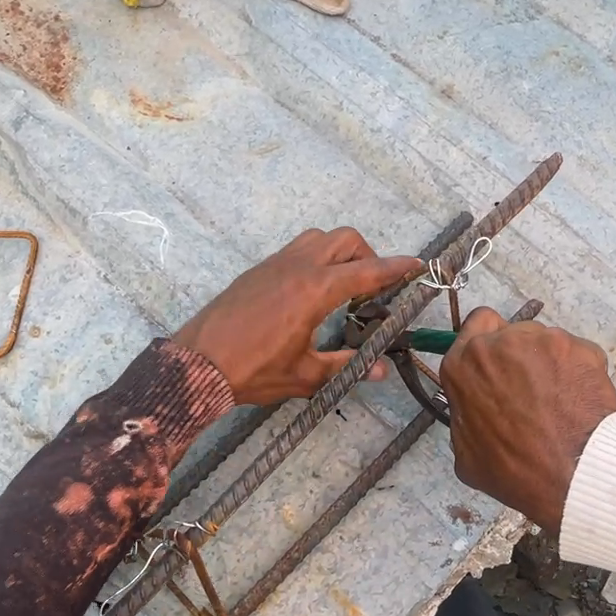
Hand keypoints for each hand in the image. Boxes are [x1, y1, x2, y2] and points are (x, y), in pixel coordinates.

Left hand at [174, 228, 419, 404]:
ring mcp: (274, 264)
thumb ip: (346, 368)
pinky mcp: (257, 270)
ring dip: (338, 253)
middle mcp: (298, 267)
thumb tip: (380, 370)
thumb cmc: (253, 371)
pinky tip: (310, 292)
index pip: (367, 271)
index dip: (397, 268)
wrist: (197, 364)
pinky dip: (314, 259)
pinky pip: (295, 250)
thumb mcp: (305, 376)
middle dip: (368, 256)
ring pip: (318, 238)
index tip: (418, 264)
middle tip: (372, 288)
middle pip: (345, 240)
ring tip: (342, 286)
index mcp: (315, 290)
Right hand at [440, 308, 615, 531]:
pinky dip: (577, 372)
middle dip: (520, 355)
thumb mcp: (465, 452)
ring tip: (559, 401)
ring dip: (549, 363)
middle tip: (530, 389)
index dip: (489, 340)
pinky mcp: (581, 347)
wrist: (572, 477)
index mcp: (462, 365)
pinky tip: (579, 402)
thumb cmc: (513, 472)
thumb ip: (466, 414)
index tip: (499, 362)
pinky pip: (576, 354)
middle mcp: (499, 343)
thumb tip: (477, 409)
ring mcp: (543, 340)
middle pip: (512, 333)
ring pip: (546, 342)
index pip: (476, 325)